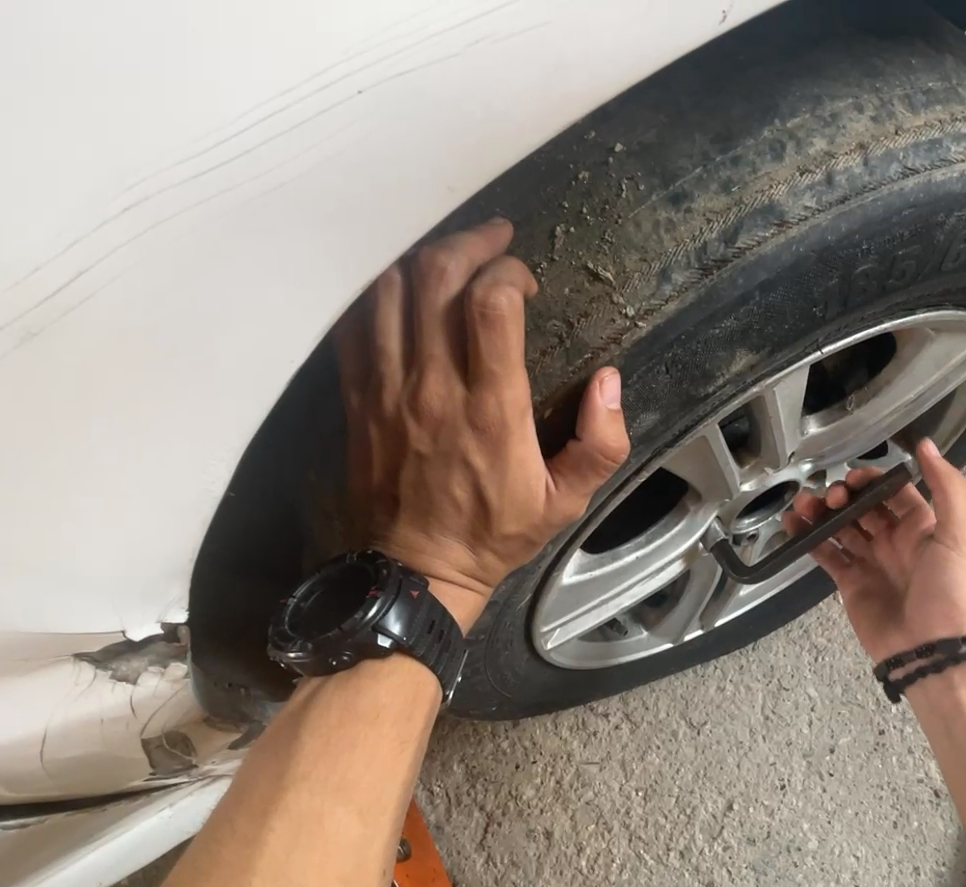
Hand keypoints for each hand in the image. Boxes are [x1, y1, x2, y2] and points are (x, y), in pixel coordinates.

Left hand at [335, 219, 629, 630]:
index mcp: (491, 410)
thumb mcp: (566, 503)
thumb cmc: (495, 534)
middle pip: (436, 279)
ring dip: (423, 259)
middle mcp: (434, 388)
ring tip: (450, 255)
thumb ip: (601, 445)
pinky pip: (355, 325)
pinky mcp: (358, 399)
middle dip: (467, 243)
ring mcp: (387, 390)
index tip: (524, 282)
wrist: (417, 569)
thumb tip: (610, 382)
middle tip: (492, 238)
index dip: (509, 272)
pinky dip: (378, 293)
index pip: (490, 306)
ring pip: (391, 291)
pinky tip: (401, 287)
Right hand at [782, 439, 965, 663]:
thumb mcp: (957, 534)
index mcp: (921, 527)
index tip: (852, 478)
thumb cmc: (948, 591)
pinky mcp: (849, 582)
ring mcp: (870, 561)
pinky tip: (794, 525)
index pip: (892, 492)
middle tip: (828, 497)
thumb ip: (947, 487)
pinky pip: (826, 554)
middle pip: (862, 508)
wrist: (929, 648)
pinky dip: (809, 539)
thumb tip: (927, 445)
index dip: (872, 480)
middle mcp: (894, 541)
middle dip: (842, 496)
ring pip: (840, 528)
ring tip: (802, 505)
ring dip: (821, 513)